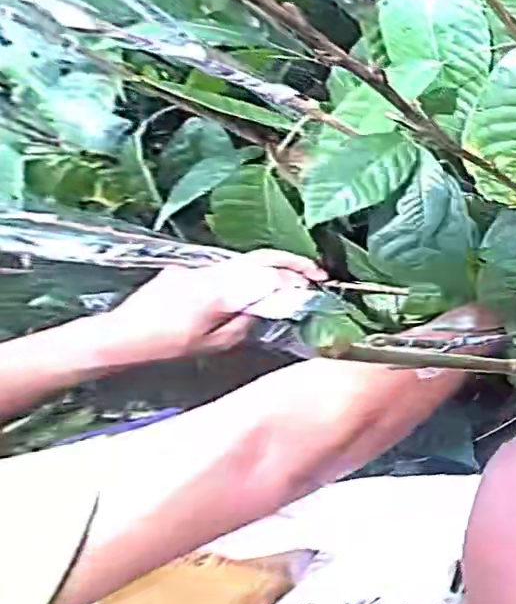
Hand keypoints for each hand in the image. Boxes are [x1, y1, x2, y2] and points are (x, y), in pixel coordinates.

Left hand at [99, 250, 327, 363]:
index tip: (317, 285)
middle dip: (295, 263)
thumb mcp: (219, 341)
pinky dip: (244, 274)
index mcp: (222, 290)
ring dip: (272, 267)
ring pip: (245, 262)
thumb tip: (274, 303)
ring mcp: (195, 269)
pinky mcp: (183, 271)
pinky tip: (248, 287)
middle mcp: (211, 273)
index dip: (299, 279)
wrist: (110, 338)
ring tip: (289, 279)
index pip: (274, 276)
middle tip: (317, 273)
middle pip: (263, 258)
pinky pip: (223, 268)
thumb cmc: (167, 346)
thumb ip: (251, 318)